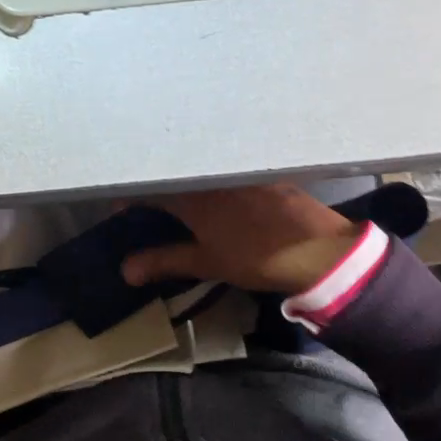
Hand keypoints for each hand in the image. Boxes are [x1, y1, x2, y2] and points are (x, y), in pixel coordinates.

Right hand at [120, 182, 358, 294]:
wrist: (320, 250)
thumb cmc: (257, 257)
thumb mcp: (208, 262)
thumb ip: (165, 262)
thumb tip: (125, 271)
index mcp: (192, 194)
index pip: (149, 187)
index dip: (130, 196)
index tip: (119, 207)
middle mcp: (211, 174)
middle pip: (174, 172)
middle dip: (156, 184)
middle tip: (148, 202)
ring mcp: (238, 171)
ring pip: (200, 168)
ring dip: (184, 178)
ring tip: (179, 196)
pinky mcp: (261, 172)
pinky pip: (226, 168)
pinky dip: (212, 177)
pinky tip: (218, 192)